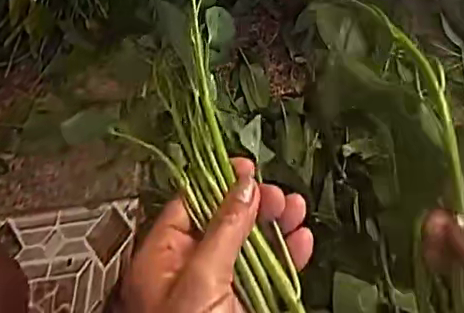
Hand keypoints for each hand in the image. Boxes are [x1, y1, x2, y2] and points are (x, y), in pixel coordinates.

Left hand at [123, 158, 313, 312]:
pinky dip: (287, 259)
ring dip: (277, 227)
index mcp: (162, 261)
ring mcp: (217, 295)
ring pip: (250, 247)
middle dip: (256, 203)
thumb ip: (223, 228)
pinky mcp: (243, 311)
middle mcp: (187, 273)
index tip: (248, 166)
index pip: (190, 202)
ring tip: (297, 213)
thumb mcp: (201, 280)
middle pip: (224, 220)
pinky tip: (302, 245)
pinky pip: (267, 278)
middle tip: (280, 196)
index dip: (219, 179)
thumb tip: (242, 184)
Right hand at [425, 193, 463, 312]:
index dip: (462, 182)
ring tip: (422, 254)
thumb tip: (443, 219)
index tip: (427, 181)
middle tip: (423, 232)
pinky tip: (430, 278)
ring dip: (439, 254)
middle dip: (445, 222)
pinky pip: (462, 292)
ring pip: (461, 260)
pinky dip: (443, 285)